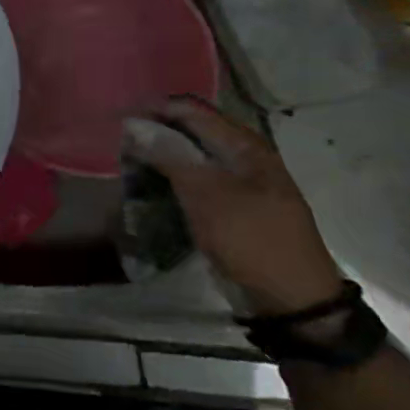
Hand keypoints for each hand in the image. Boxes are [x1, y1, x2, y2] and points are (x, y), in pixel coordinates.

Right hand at [122, 98, 343, 316]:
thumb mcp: (207, 194)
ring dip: (159, 155)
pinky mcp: (228, 205)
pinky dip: (169, 176)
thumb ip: (169, 154)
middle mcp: (243, 157)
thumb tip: (133, 123)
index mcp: (246, 146)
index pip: (193, 111)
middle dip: (155, 132)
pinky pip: (193, 179)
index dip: (155, 109)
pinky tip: (148, 183)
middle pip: (191, 130)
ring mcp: (237, 182)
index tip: (120, 119)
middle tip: (120, 142)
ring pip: (190, 155)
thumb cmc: (251, 239)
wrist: (290, 300)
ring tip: (128, 161)